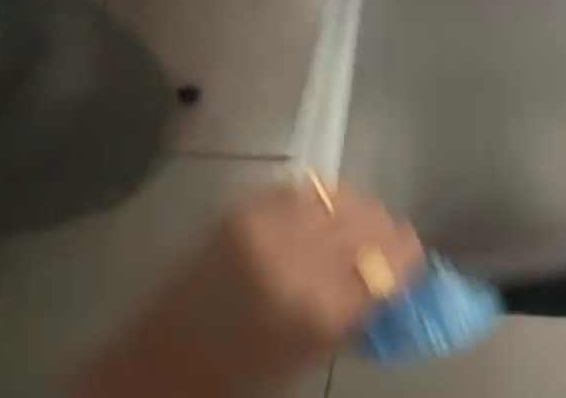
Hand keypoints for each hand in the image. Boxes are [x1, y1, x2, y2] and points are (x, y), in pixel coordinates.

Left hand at [74, 179, 424, 397]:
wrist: (155, 369)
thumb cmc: (238, 377)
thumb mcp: (309, 354)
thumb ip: (356, 309)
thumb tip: (392, 275)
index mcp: (321, 307)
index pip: (393, 256)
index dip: (408, 251)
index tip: (410, 254)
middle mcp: (300, 258)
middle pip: (370, 217)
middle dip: (384, 227)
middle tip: (385, 238)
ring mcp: (268, 227)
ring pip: (339, 194)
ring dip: (355, 206)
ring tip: (353, 221)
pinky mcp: (242, 211)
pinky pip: (301, 188)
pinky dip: (317, 197)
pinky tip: (316, 212)